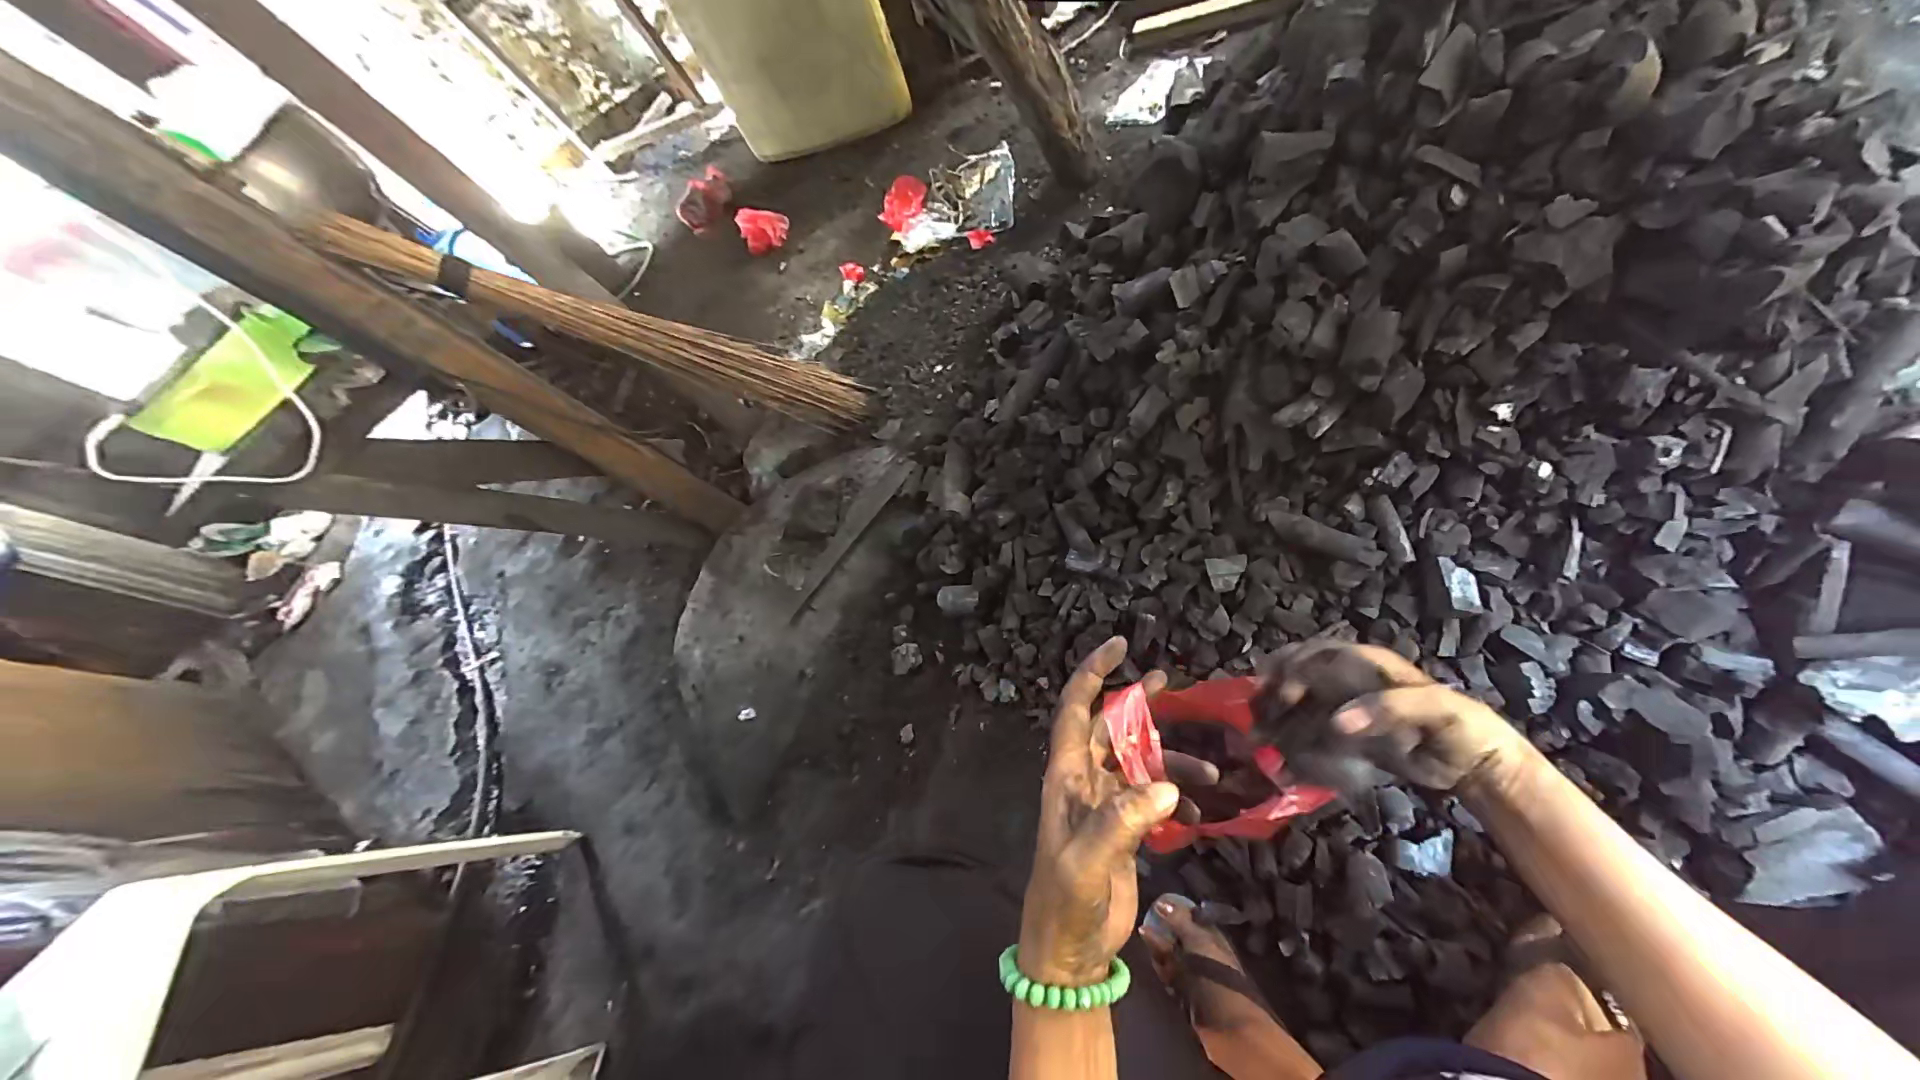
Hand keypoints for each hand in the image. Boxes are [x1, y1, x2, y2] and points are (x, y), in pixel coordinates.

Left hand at [1018, 637, 1216, 987]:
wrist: (1068, 950)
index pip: (1074, 710)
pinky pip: (1153, 798)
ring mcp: (1104, 804)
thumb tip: (1167, 788)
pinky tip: (1199, 813)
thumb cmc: (1065, 901)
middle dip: (1138, 705)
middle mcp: (1083, 781)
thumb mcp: (1086, 862)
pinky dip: (1177, 799)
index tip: (1119, 646)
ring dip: (1171, 763)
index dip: (1092, 675)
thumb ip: (1121, 823)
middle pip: (1110, 728)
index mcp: (1065, 776)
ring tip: (1208, 776)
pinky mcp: (1123, 828)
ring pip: (1139, 764)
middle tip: (1170, 683)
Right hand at [1262, 640, 1529, 791]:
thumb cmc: (1462, 727)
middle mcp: (1348, 677)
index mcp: (1368, 662)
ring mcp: (1344, 704)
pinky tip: (1277, 749)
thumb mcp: (1436, 709)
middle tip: (1258, 708)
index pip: (1318, 653)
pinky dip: (1290, 737)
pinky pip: (1309, 728)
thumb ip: (1388, 708)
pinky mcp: (1345, 732)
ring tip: (1258, 728)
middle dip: (1273, 686)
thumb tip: (1336, 722)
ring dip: (1275, 711)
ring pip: (1298, 698)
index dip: (1295, 668)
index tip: (1286, 696)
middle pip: (1297, 670)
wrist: (1480, 766)